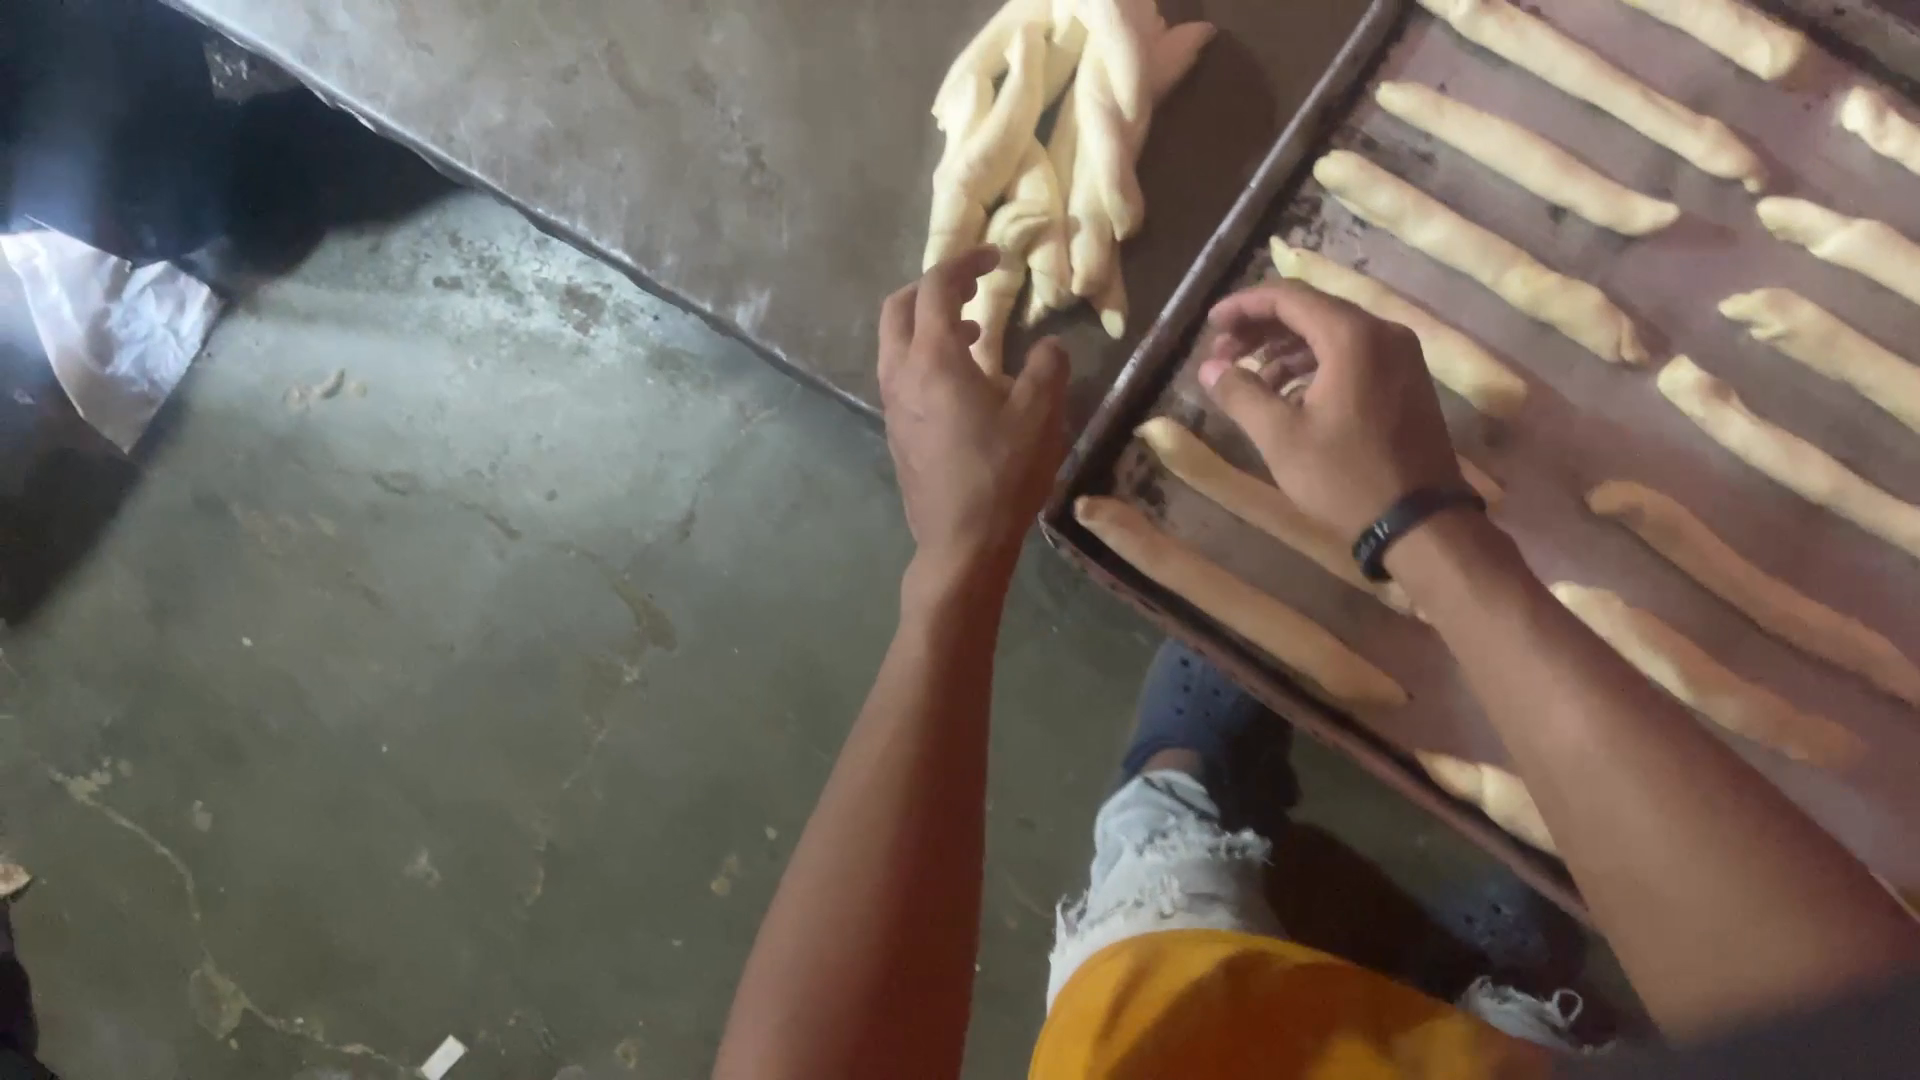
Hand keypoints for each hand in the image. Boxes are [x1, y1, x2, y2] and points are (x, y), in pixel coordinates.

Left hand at [878, 248, 1071, 582]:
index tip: (994, 257)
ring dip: (929, 327)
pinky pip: (902, 376)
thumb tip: (1047, 346)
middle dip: (932, 289)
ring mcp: (892, 406)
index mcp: (932, 359)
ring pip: (897, 345)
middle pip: (899, 309)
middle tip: (971, 289)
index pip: (936, 287)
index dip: (964, 262)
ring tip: (974, 336)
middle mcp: (900, 375)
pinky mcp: (896, 433)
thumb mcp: (1040, 415)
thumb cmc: (1002, 474)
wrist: (960, 542)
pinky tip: (964, 385)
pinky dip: (925, 360)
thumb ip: (1048, 367)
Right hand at [1198, 281, 1460, 538]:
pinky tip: (1285, 393)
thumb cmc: (1344, 476)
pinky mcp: (1404, 381)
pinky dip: (1311, 364)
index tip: (1211, 325)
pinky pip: (1350, 355)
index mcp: (1352, 337)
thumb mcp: (1280, 437)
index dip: (1243, 305)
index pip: (1289, 297)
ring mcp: (1399, 356)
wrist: (1418, 521)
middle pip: (1311, 310)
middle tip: (1222, 353)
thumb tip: (1208, 368)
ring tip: (1247, 377)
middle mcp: (1382, 333)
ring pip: (1330, 334)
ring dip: (1284, 349)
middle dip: (1260, 328)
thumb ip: (1240, 393)